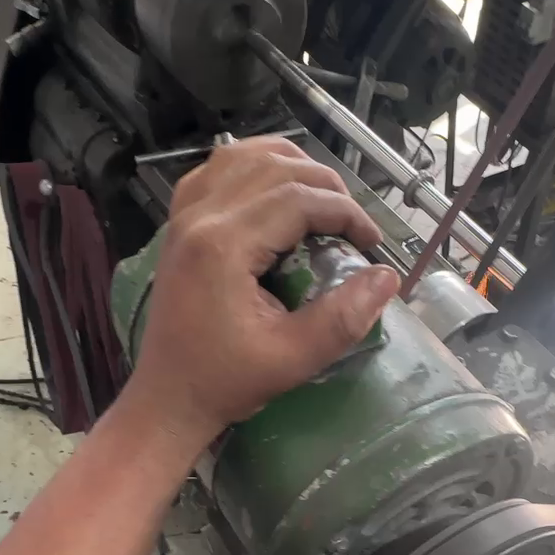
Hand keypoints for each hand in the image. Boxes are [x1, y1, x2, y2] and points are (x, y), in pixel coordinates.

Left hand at [124, 135, 399, 443]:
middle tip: (353, 226)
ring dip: (293, 167)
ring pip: (245, 156)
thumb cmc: (225, 383)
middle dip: (326, 187)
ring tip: (323, 203)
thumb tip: (385, 278)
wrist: (168, 398)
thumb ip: (342, 318)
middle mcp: (200, 216)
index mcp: (224, 246)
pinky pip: (218, 171)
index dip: (346, 213)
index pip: (298, 198)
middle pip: (275, 167)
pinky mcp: (179, 224)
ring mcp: (184, 216)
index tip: (371, 244)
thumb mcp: (292, 359)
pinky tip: (275, 194)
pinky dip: (254, 169)